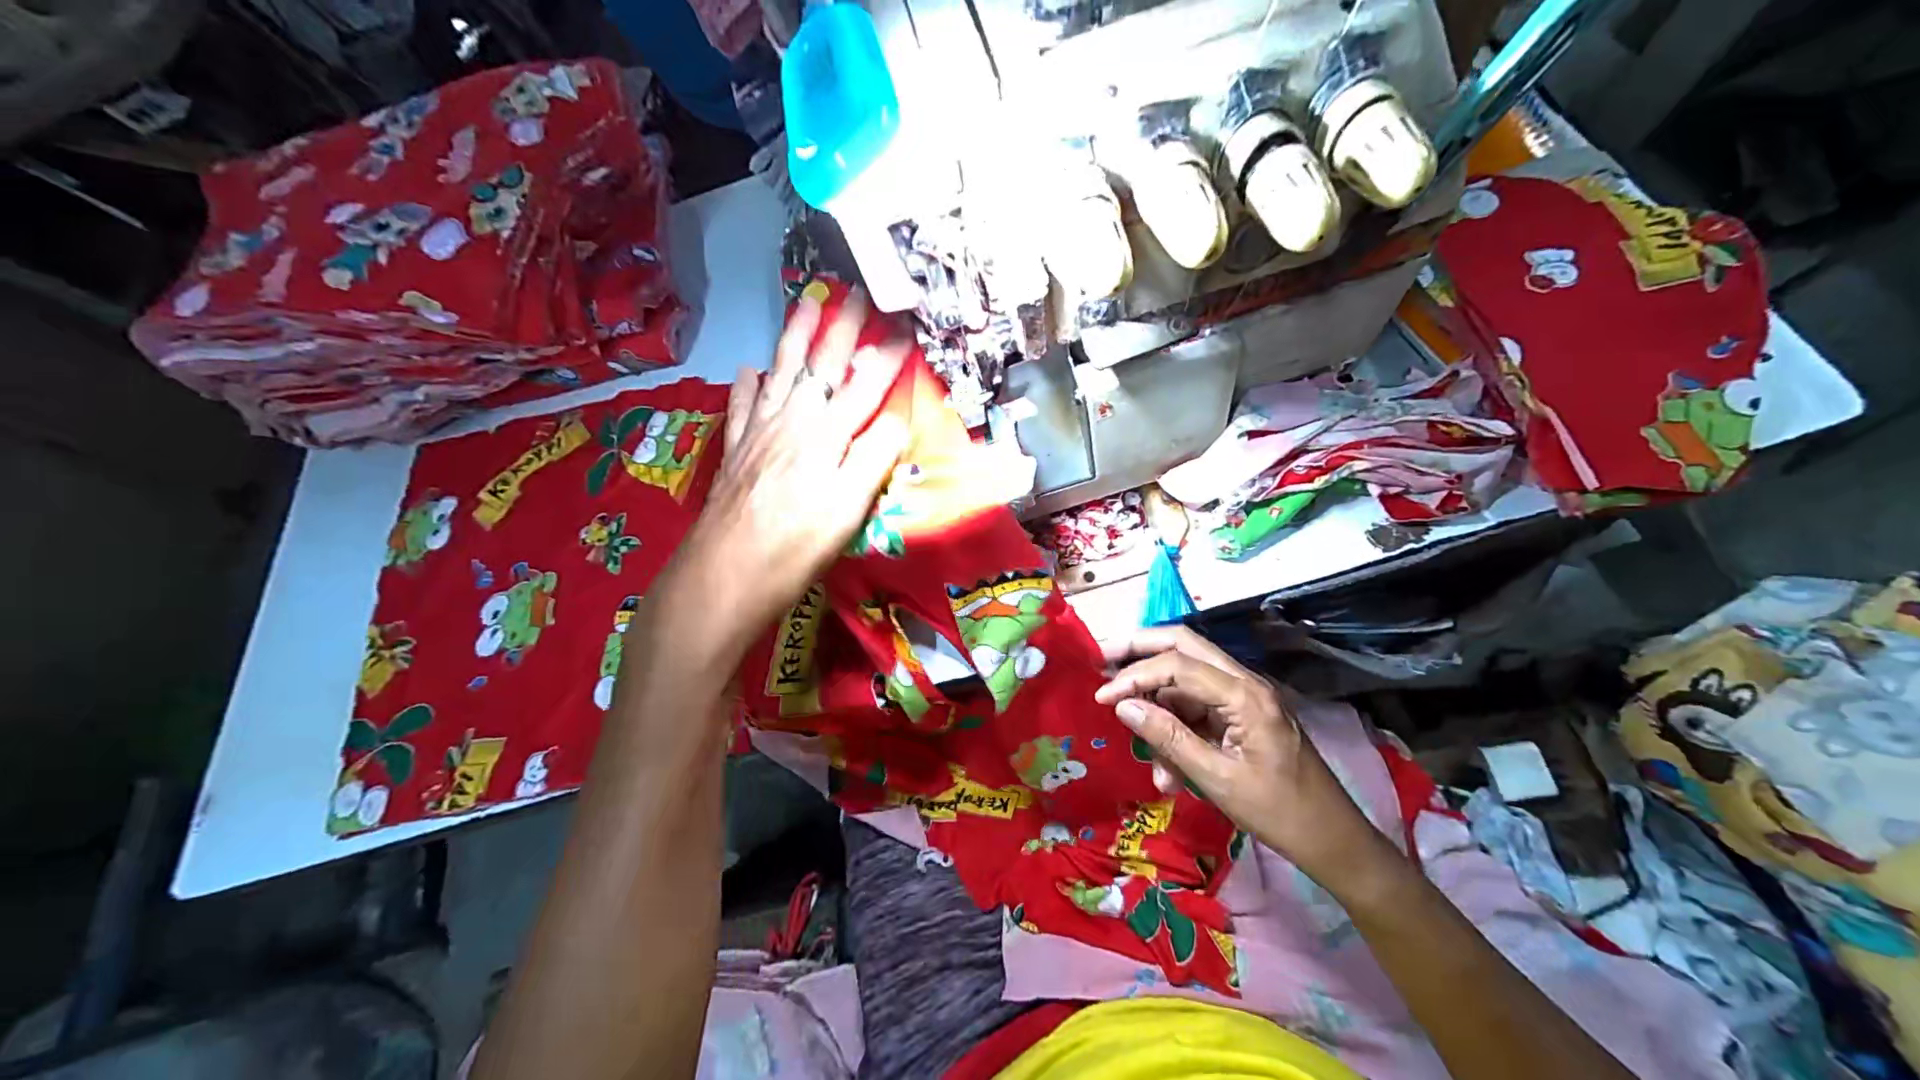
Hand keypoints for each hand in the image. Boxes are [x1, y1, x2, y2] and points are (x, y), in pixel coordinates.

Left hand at [660, 287, 910, 666]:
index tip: (907, 324)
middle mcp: (792, 422)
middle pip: (821, 365)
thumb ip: (874, 456)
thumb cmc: (795, 546)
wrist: (725, 573)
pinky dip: (747, 384)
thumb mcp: (848, 506)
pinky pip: (742, 405)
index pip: (864, 384)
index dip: (887, 355)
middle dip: (842, 326)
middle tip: (856, 290)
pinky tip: (748, 369)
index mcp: (825, 435)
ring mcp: (759, 433)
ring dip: (795, 336)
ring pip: (780, 371)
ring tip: (804, 302)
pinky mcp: (737, 452)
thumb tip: (896, 419)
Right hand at [1096, 626, 1394, 888]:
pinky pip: (1198, 708)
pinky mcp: (1242, 714)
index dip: (1135, 676)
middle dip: (1140, 651)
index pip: (1178, 664)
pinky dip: (1177, 729)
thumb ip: (1168, 738)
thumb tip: (1122, 706)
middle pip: (1184, 646)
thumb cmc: (1279, 812)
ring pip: (1187, 680)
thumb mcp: (1217, 779)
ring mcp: (1245, 696)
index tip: (1102, 697)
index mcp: (1245, 694)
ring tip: (1150, 760)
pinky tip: (1169, 772)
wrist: (1333, 838)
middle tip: (1102, 661)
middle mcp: (1245, 683)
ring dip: (1159, 708)